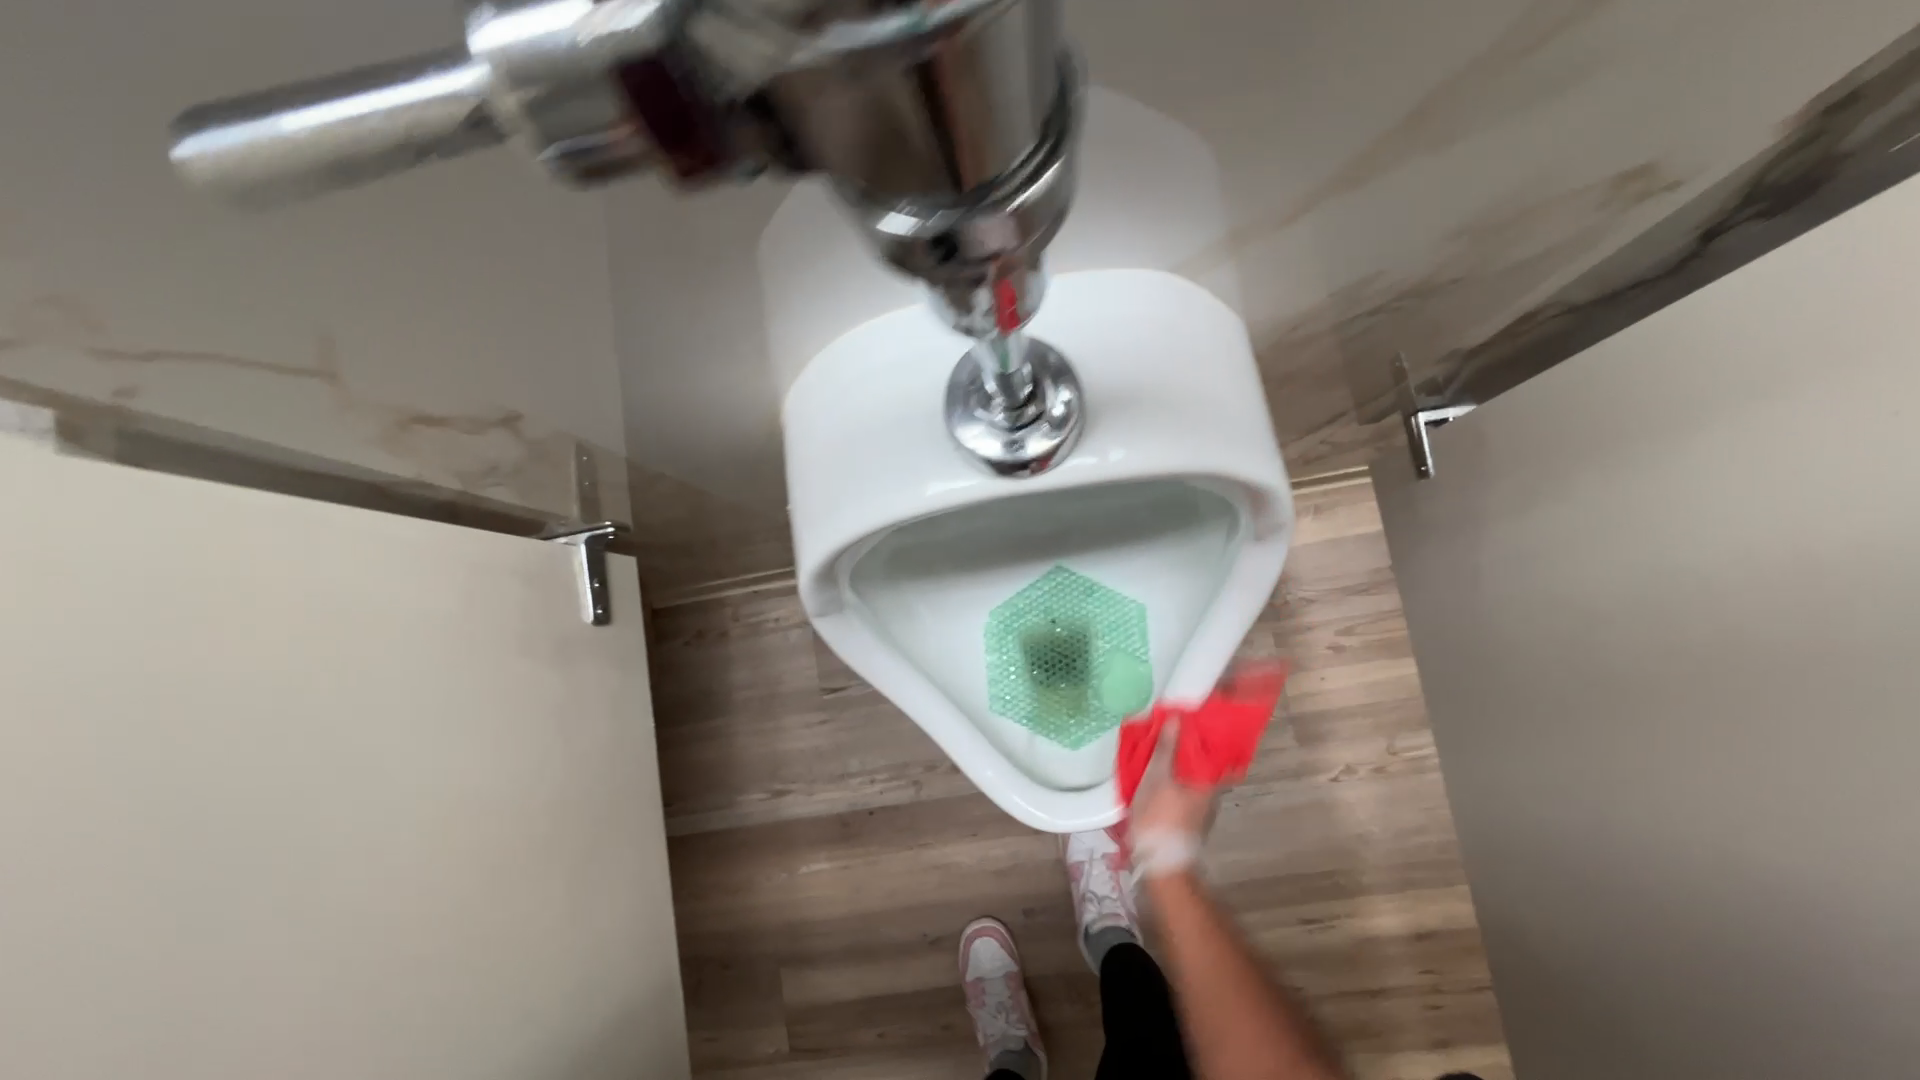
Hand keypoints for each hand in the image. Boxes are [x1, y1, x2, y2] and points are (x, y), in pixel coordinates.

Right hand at [1125, 722, 1218, 878]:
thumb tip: (1176, 718)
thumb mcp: (1156, 777)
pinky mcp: (1191, 820)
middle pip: (1202, 762)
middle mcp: (1212, 794)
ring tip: (1160, 751)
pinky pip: (1185, 791)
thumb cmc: (1159, 817)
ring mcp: (1203, 809)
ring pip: (1193, 777)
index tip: (1188, 718)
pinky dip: (1175, 781)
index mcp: (1209, 781)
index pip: (1213, 748)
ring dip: (1179, 765)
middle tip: (1168, 732)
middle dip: (1187, 748)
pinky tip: (1159, 777)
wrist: (1161, 865)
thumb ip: (1165, 748)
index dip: (1202, 732)